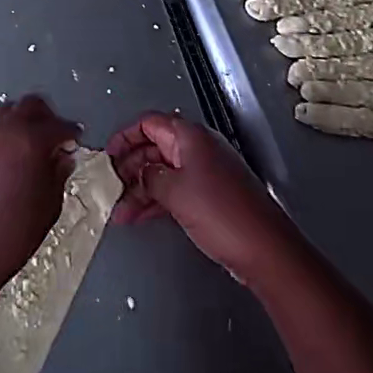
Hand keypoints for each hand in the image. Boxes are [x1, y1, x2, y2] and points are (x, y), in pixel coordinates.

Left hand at [0, 95, 81, 284]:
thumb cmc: (18, 229)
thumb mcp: (51, 203)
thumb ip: (59, 173)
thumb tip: (64, 157)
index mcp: (33, 141)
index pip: (59, 126)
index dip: (72, 132)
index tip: (76, 141)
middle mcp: (10, 130)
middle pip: (32, 105)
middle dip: (48, 117)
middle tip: (57, 137)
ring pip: (11, 110)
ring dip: (26, 120)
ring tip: (35, 143)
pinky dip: (10, 131)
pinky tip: (17, 154)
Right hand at [106, 111, 301, 285]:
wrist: (264, 249)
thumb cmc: (219, 212)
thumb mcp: (173, 191)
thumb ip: (149, 176)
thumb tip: (140, 171)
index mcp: (190, 136)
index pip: (149, 123)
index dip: (125, 136)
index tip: (108, 155)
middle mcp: (198, 148)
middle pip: (154, 147)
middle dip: (129, 166)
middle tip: (110, 185)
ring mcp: (205, 172)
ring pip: (162, 171)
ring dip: (139, 188)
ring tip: (118, 210)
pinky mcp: (210, 196)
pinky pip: (174, 190)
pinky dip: (155, 200)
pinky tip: (137, 216)